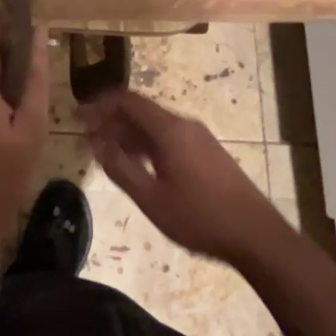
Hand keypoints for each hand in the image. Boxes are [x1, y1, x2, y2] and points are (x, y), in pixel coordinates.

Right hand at [80, 90, 281, 264]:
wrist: (257, 236)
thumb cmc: (200, 217)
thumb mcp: (152, 199)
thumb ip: (120, 168)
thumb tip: (95, 143)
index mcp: (170, 129)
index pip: (128, 100)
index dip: (101, 104)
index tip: (79, 115)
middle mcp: (184, 124)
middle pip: (141, 111)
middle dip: (112, 120)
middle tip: (87, 136)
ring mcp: (199, 137)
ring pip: (155, 125)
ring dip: (128, 133)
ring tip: (107, 151)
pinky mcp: (207, 152)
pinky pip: (169, 136)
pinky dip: (147, 143)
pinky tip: (138, 164)